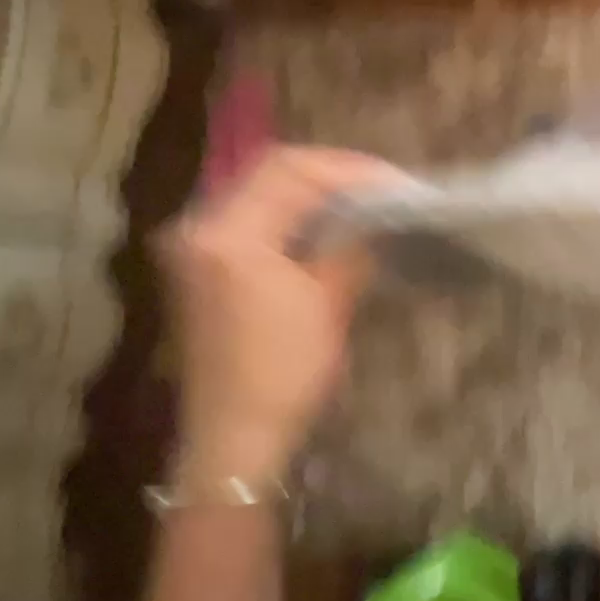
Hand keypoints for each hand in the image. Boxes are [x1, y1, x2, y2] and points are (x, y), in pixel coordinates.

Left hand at [158, 147, 407, 483]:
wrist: (236, 432)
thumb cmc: (285, 370)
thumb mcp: (328, 302)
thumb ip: (351, 247)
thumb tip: (381, 218)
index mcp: (230, 235)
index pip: (292, 171)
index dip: (352, 169)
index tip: (400, 184)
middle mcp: (203, 228)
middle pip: (273, 171)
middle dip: (335, 172)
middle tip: (387, 187)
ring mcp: (199, 246)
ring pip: (264, 190)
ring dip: (317, 189)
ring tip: (369, 200)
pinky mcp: (206, 264)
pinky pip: (257, 216)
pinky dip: (298, 211)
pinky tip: (333, 224)